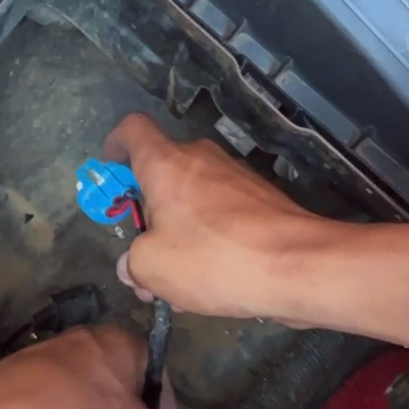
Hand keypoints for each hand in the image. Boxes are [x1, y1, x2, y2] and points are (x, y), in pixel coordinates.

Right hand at [105, 113, 336, 322]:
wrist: (298, 265)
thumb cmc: (212, 257)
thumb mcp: (152, 268)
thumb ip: (133, 263)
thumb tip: (132, 267)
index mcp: (165, 162)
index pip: (133, 128)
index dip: (116, 141)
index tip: (111, 167)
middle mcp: (200, 157)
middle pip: (164, 168)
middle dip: (149, 207)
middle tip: (144, 248)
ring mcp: (235, 175)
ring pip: (193, 195)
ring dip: (179, 228)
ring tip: (178, 280)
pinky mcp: (263, 199)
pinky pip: (222, 211)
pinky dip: (210, 236)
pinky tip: (213, 279)